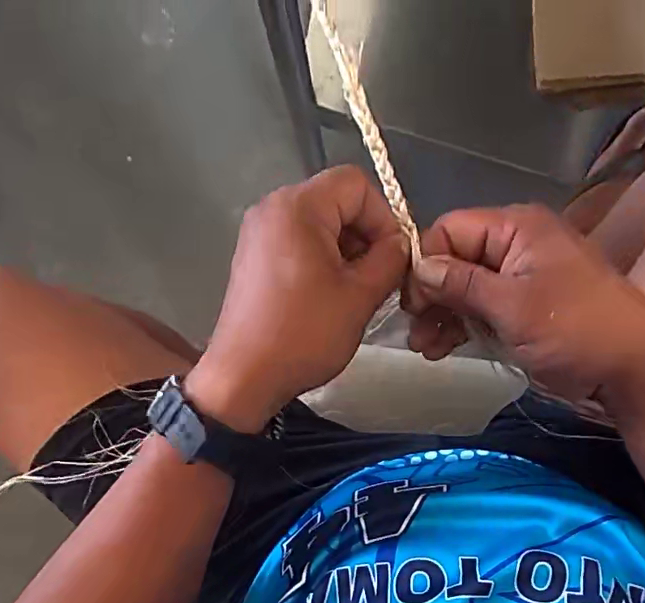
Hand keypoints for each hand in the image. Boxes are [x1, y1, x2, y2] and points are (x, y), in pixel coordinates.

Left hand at [188, 165, 409, 430]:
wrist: (245, 377)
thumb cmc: (303, 335)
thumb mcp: (360, 297)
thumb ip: (390, 260)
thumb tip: (399, 244)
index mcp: (298, 207)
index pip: (356, 184)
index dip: (384, 217)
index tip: (395, 258)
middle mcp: (272, 208)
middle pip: (335, 202)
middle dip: (365, 237)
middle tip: (379, 280)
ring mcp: (257, 235)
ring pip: (318, 227)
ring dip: (345, 254)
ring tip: (354, 295)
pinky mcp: (251, 261)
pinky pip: (296, 247)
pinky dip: (320, 264)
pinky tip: (327, 301)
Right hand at [403, 205, 644, 405]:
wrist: (629, 370)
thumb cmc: (575, 331)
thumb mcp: (513, 306)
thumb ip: (462, 284)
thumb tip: (418, 266)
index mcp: (516, 228)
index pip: (451, 230)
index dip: (425, 262)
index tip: (410, 304)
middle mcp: (515, 247)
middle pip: (455, 260)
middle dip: (430, 295)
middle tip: (413, 332)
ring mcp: (519, 282)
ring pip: (464, 290)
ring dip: (441, 317)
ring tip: (424, 348)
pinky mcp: (522, 312)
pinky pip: (481, 312)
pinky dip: (460, 328)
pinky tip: (440, 349)